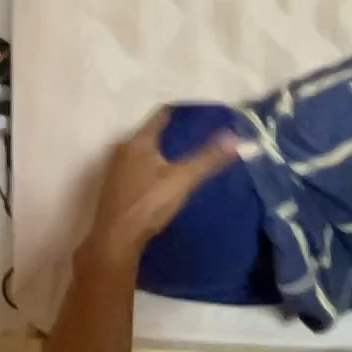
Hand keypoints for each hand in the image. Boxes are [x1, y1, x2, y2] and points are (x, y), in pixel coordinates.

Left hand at [79, 107, 239, 270]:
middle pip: (152, 132)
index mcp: (138, 141)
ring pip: (145, 150)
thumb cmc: (147, 204)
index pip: (161, 114)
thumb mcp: (183, 179)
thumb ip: (208, 158)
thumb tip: (236, 138)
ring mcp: (116, 168)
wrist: (115, 240)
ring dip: (163, 150)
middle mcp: (123, 148)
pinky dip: (154, 165)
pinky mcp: (116, 186)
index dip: (182, 110)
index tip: (202, 112)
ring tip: (187, 153)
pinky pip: (139, 165)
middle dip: (174, 131)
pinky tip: (167, 175)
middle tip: (200, 133)